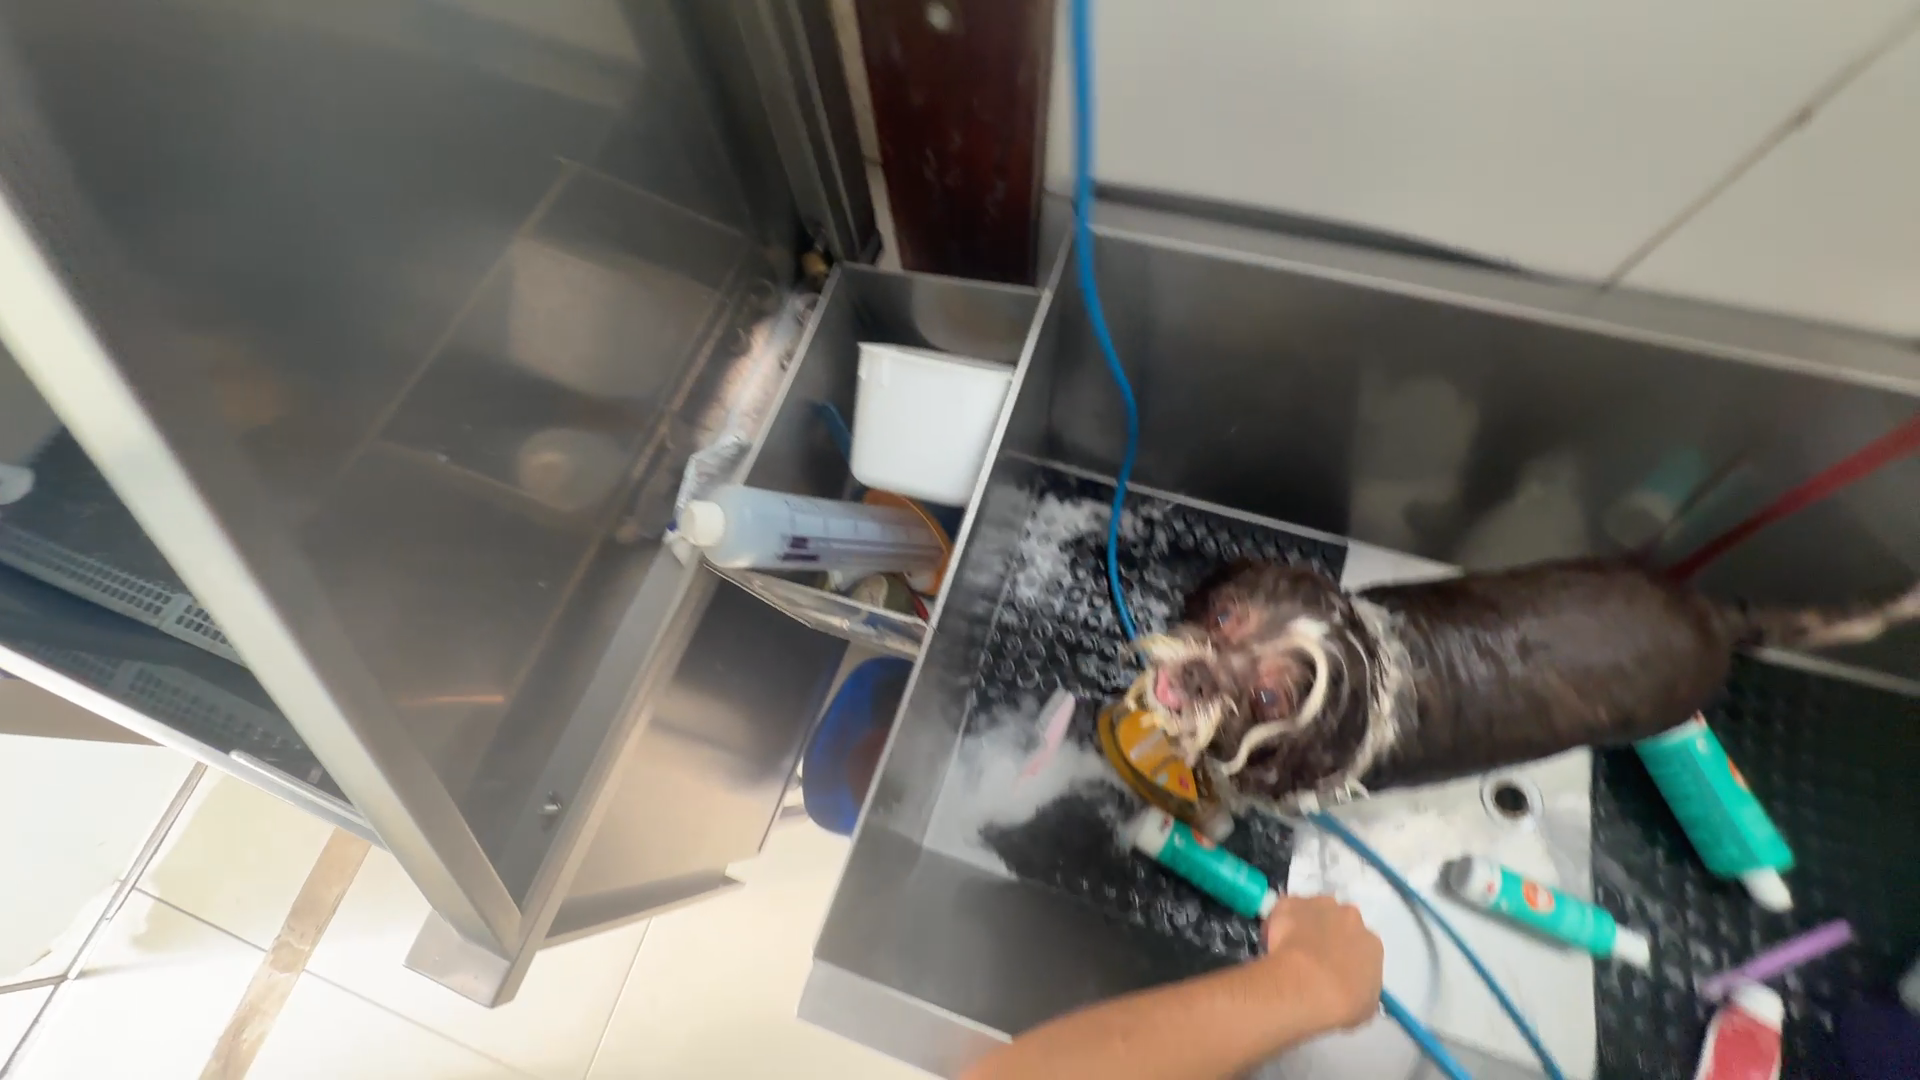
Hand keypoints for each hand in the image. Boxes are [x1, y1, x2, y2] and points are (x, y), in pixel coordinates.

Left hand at [1256, 895, 1383, 1033]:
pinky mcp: (1290, 902)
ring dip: (1306, 922)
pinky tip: (1276, 940)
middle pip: (1339, 920)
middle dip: (1328, 932)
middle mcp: (1348, 916)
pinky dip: (1281, 920)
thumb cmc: (1342, 1003)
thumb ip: (1362, 985)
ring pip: (1312, 910)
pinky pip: (1286, 909)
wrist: (1306, 984)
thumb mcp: (1366, 1004)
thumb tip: (1353, 984)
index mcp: (1371, 943)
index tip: (1337, 965)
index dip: (1347, 954)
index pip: (1362, 943)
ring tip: (1293, 945)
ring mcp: (1318, 905)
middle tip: (1315, 953)